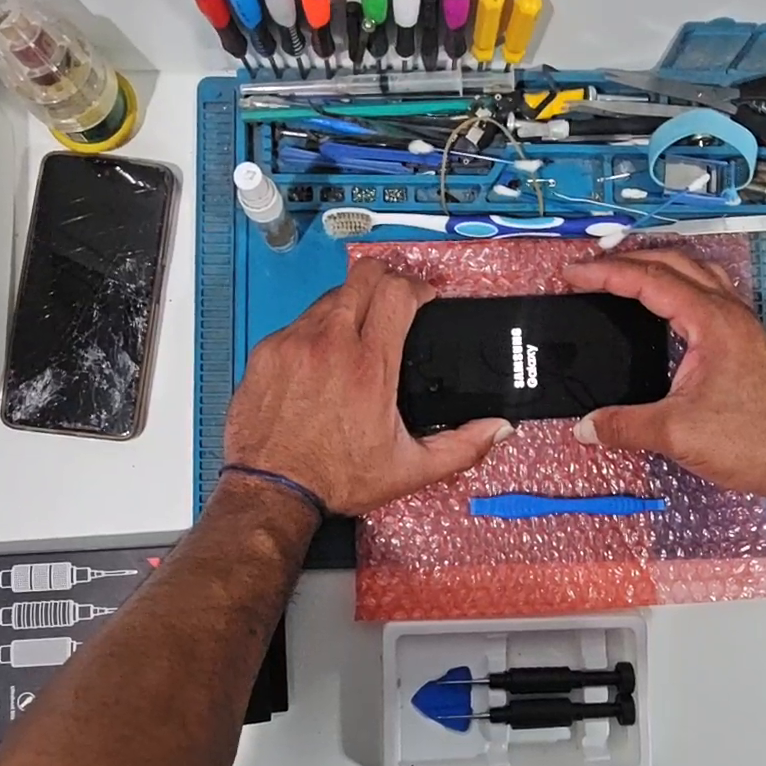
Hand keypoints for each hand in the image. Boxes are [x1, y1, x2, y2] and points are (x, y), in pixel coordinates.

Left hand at [224, 259, 513, 515]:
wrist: (271, 490)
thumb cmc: (336, 478)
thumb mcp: (408, 469)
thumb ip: (460, 447)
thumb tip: (498, 428)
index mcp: (370, 366)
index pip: (397, 292)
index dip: (417, 286)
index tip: (424, 298)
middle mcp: (330, 344)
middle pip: (363, 275)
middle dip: (387, 278)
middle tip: (396, 298)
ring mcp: (294, 343)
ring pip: (330, 296)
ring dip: (352, 303)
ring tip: (361, 331)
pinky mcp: (267, 351)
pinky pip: (299, 322)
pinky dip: (318, 330)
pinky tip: (324, 357)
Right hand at [563, 250, 765, 495]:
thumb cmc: (755, 443)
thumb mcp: (674, 433)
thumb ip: (623, 426)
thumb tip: (586, 426)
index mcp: (713, 322)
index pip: (650, 281)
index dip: (605, 273)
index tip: (573, 275)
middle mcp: (730, 314)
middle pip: (673, 263)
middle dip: (626, 260)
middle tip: (589, 270)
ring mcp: (741, 326)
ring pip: (695, 273)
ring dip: (656, 266)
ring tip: (623, 274)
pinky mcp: (744, 343)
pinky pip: (708, 294)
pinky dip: (678, 286)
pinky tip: (665, 305)